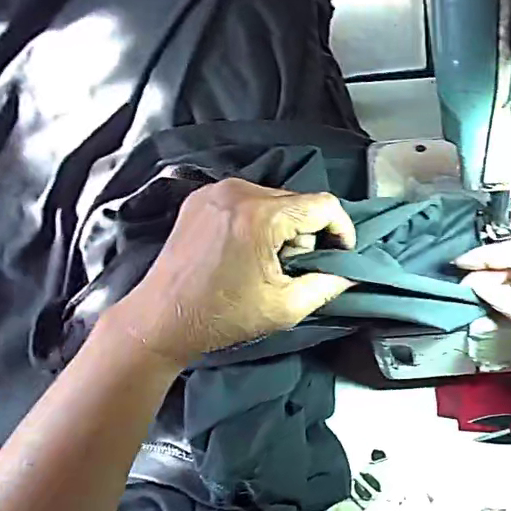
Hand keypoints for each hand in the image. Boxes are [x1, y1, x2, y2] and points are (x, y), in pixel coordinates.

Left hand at [107, 179, 356, 366]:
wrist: (160, 319)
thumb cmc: (221, 316)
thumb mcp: (285, 307)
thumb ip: (327, 285)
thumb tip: (350, 273)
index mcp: (260, 215)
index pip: (323, 205)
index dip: (342, 229)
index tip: (342, 255)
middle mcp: (237, 191)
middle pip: (297, 202)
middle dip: (307, 234)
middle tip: (296, 269)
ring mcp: (215, 191)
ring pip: (273, 201)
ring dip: (283, 229)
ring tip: (268, 264)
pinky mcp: (200, 199)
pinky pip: (246, 202)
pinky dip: (258, 222)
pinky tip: (246, 252)